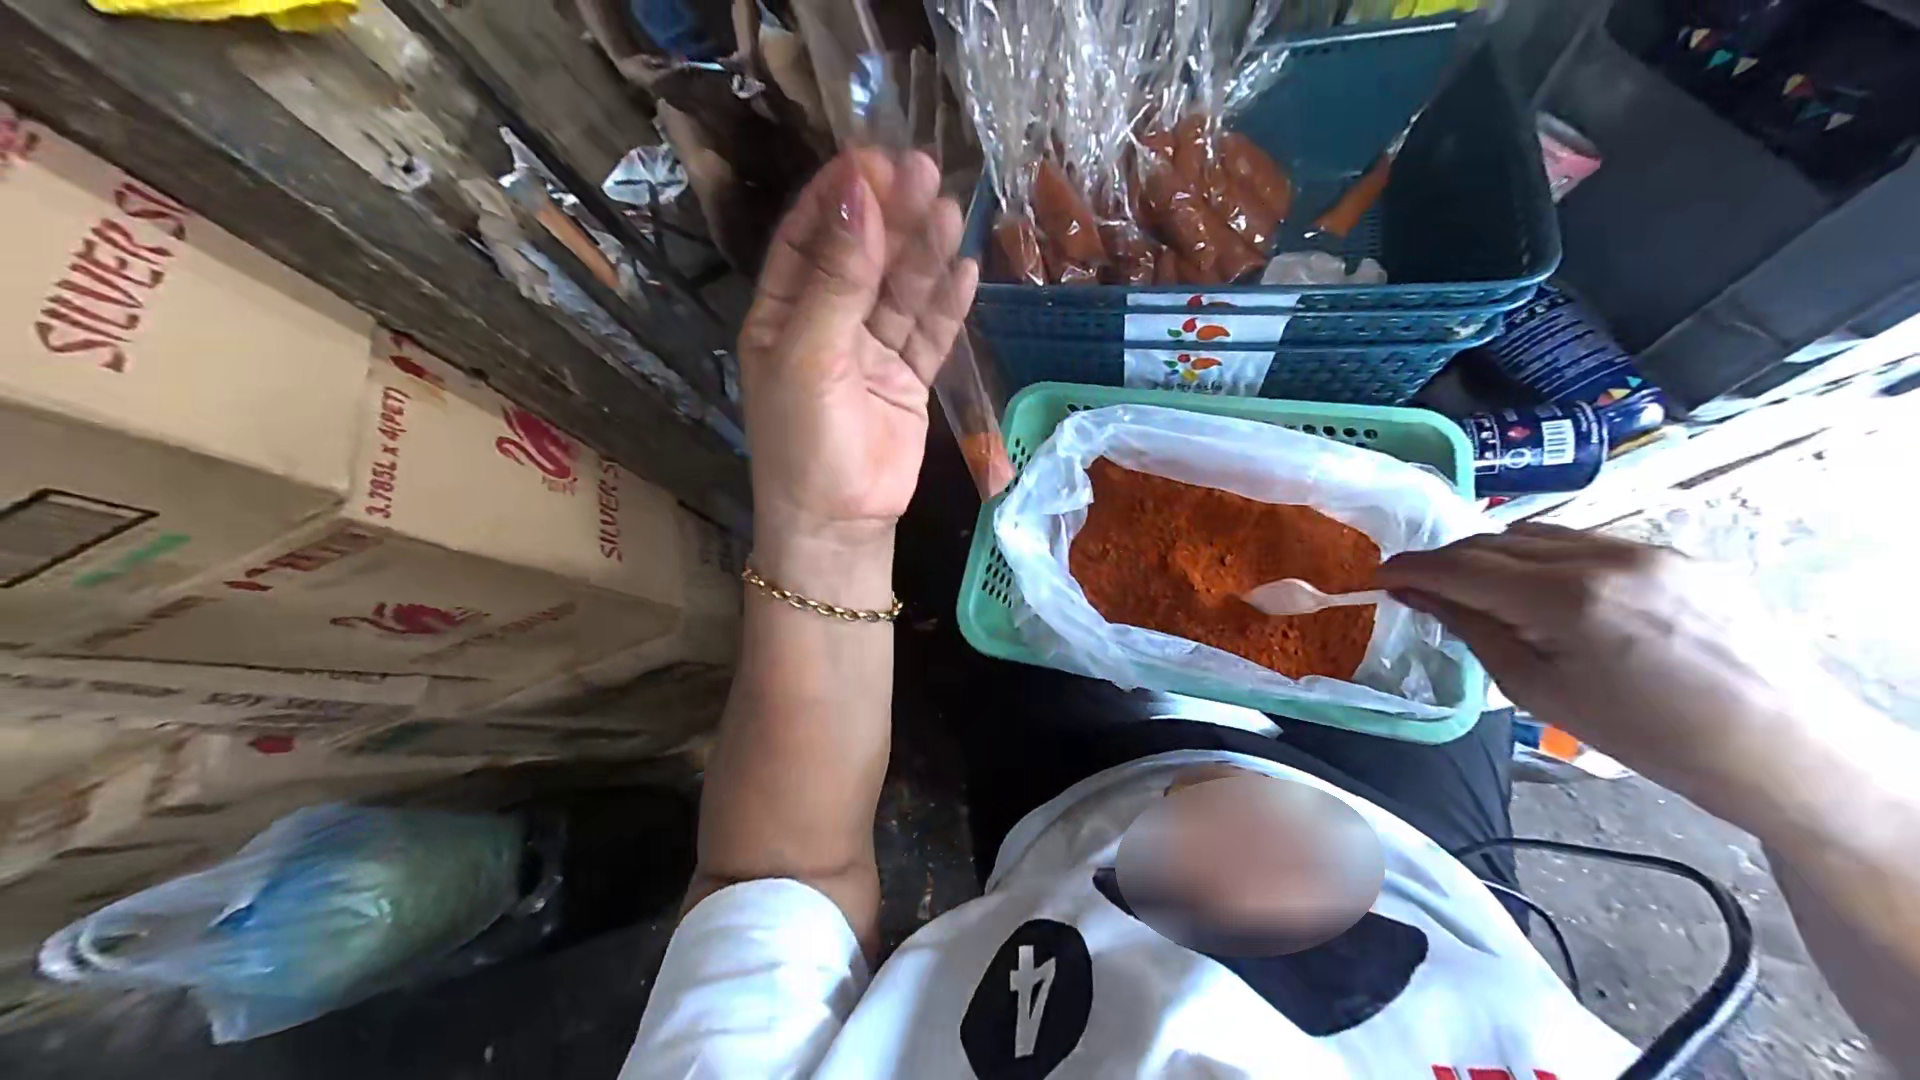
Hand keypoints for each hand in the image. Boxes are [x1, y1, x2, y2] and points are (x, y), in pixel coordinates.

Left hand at [737, 149, 977, 575]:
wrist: (838, 524)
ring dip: (924, 253)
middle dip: (891, 216)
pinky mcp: (908, 379)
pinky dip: (946, 304)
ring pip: (901, 291)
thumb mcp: (809, 358)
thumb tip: (860, 199)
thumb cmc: (805, 444)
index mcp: (782, 313)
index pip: (809, 239)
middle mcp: (827, 324)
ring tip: (950, 210)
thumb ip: (837, 282)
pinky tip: (965, 269)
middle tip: (925, 171)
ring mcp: (871, 352)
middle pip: (863, 257)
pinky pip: (928, 333)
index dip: (840, 198)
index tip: (873, 159)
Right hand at [1375, 524, 1847, 801]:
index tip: (1377, 576)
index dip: (1410, 568)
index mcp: (1566, 599)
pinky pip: (1583, 540)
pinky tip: (1542, 590)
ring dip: (1491, 555)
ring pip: (1534, 534)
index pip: (1460, 566)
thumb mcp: (1535, 688)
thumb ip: (1470, 627)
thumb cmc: (1644, 735)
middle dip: (1445, 562)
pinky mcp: (1675, 555)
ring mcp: (1646, 551)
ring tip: (1479, 589)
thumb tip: (1415, 593)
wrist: (1783, 751)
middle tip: (1417, 587)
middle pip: (1491, 542)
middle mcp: (1604, 558)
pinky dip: (1542, 557)